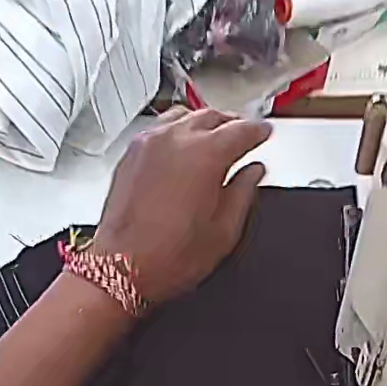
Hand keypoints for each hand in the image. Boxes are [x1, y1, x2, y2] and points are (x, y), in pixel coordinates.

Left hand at [92, 106, 270, 303]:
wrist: (122, 268)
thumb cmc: (168, 257)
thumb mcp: (223, 231)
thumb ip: (243, 193)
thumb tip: (253, 173)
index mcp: (206, 155)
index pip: (242, 130)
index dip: (258, 132)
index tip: (264, 133)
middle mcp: (175, 139)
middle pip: (212, 117)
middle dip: (232, 124)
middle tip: (244, 135)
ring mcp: (149, 143)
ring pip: (184, 117)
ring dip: (204, 124)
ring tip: (214, 139)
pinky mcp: (130, 154)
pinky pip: (160, 130)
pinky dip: (178, 132)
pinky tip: (183, 149)